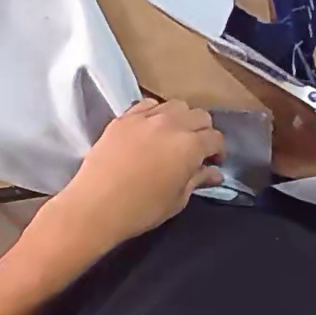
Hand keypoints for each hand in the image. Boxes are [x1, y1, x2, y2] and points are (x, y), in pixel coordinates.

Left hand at [35, 99, 224, 259]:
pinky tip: (151, 128)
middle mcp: (172, 123)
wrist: (96, 205)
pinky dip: (156, 113)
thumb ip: (198, 180)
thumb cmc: (142, 209)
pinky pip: (147, 105)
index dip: (219, 151)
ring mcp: (145, 118)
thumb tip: (214, 172)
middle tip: (197, 150)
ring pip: (174, 105)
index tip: (214, 163)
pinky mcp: (123, 118)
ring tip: (174, 136)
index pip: (215, 138)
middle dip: (203, 131)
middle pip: (198, 115)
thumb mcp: (177, 200)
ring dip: (181, 118)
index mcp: (190, 145)